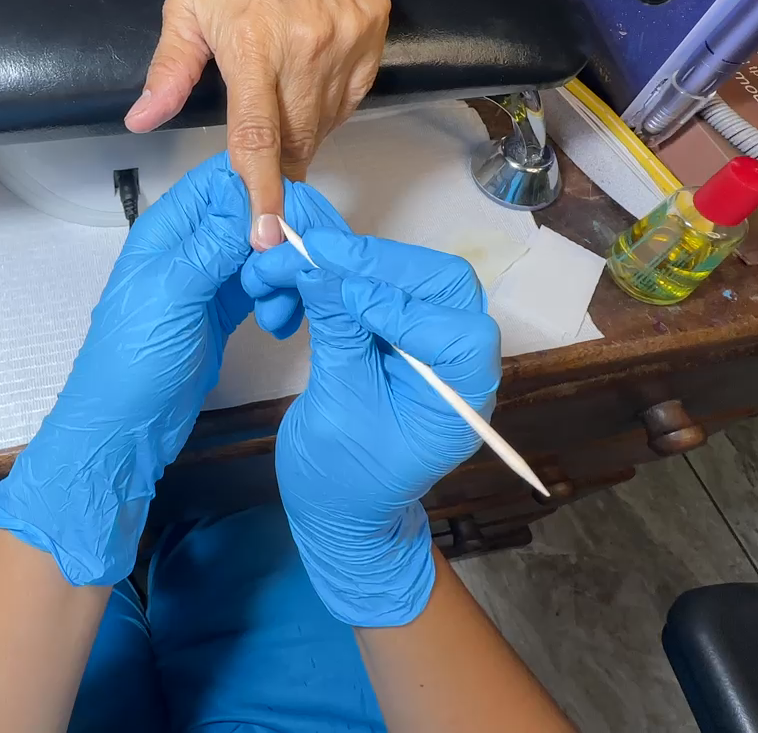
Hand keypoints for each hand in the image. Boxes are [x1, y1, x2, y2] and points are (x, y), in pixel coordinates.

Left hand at [0, 152, 253, 585]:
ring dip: (282, 275)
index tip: (296, 219)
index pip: (222, 179)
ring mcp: (209, 278)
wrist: (126, 428)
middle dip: (282, 237)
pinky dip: (279, 299)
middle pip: (251, 213)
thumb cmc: (135, 359)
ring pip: (262, 251)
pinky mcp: (225, 309)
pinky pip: (263, 286)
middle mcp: (191, 244)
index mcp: (169, 228)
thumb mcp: (172, 293)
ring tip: (279, 314)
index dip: (263, 187)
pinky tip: (279, 326)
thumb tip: (249, 190)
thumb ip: (211, 242)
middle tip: (300, 271)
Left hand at [124, 0, 388, 248]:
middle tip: (266, 170)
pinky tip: (310, 84)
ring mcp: (349, 37)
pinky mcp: (376, 28)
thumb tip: (142, 122)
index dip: (263, 190)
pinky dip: (331, 105)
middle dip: (282, 165)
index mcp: (253, 44)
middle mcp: (308, 46)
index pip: (258, 137)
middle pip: (299, 138)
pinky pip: (355, 93)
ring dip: (305, 133)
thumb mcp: (185, 6)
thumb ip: (169, 71)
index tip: (268, 235)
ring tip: (283, 106)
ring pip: (329, 120)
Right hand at [243, 224, 499, 626]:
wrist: (338, 506)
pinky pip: (378, 286)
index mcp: (459, 395)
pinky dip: (340, 276)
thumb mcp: (338, 408)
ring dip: (352, 262)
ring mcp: (428, 340)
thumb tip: (320, 270)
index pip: (457, 330)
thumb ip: (338, 336)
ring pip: (408, 275)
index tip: (346, 294)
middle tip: (315, 251)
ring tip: (297, 261)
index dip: (404, 304)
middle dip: (377, 262)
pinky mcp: (397, 330)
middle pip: (439, 283)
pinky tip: (304, 279)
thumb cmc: (343, 477)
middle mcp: (456, 358)